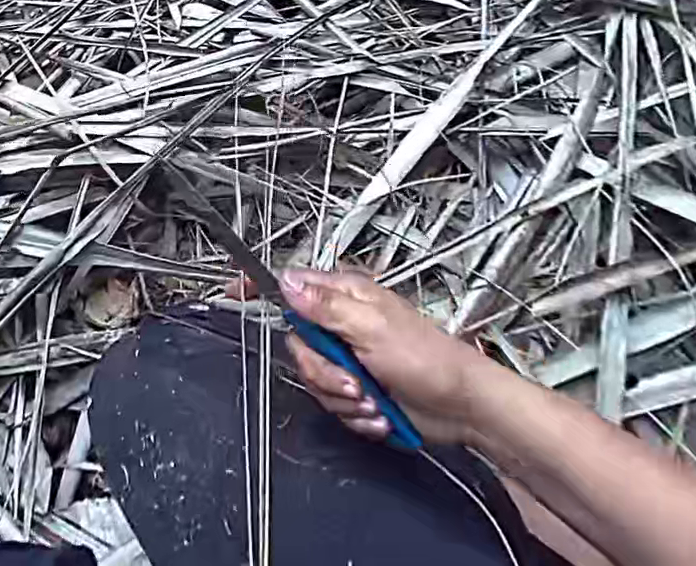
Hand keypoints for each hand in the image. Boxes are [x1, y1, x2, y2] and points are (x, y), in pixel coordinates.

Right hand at [264, 268, 487, 444]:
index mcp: (343, 296)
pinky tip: (378, 410)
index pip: (291, 285)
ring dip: (343, 397)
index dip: (262, 287)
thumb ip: (326, 306)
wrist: (461, 407)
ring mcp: (346, 354)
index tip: (234, 289)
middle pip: (297, 345)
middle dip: (323, 371)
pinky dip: (354, 413)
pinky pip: (331, 402)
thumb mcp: (373, 327)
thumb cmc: (429, 359)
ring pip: (312, 378)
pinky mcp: (354, 384)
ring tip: (373, 397)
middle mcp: (340, 322)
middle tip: (352, 377)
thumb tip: (288, 282)